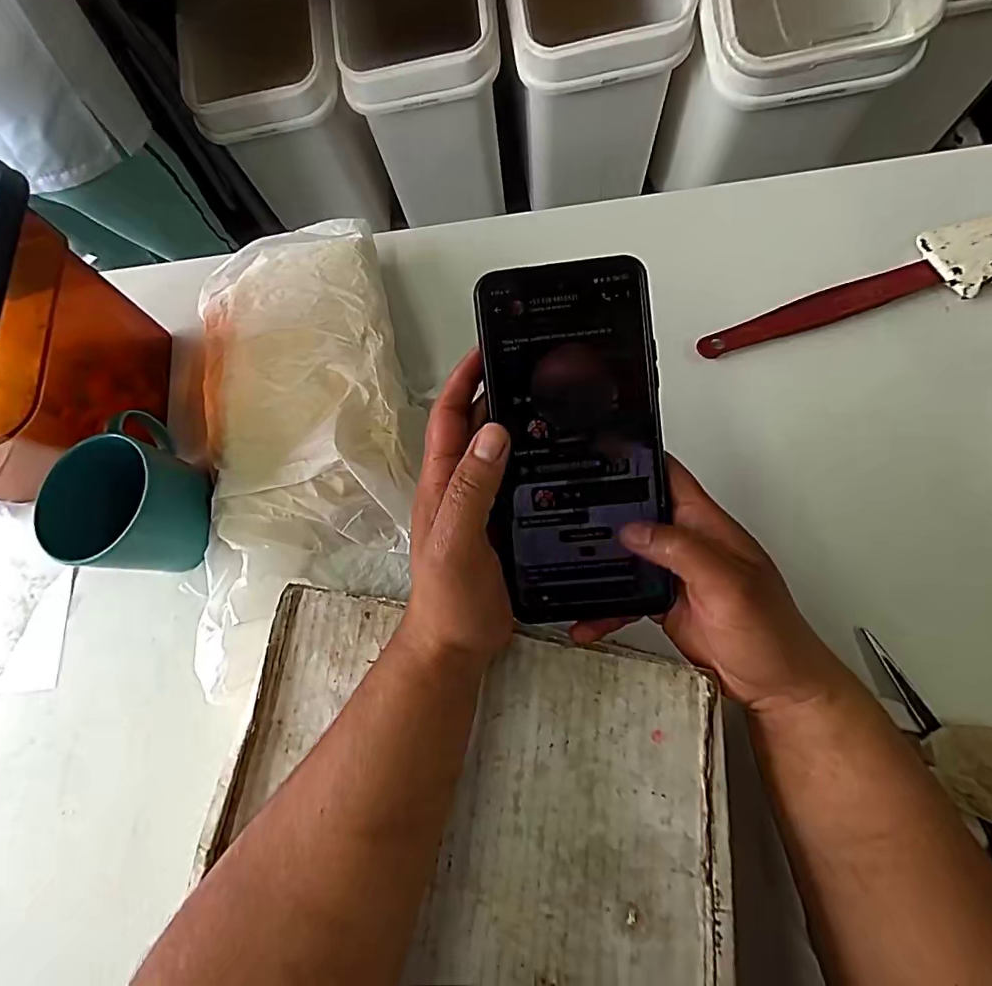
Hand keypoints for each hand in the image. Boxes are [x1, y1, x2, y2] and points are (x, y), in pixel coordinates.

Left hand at [401, 350, 513, 666]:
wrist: (456, 641)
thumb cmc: (446, 597)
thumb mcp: (456, 538)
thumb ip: (471, 488)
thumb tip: (491, 434)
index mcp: (440, 483)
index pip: (447, 418)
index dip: (462, 382)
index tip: (484, 351)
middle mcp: (457, 487)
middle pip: (473, 428)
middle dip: (492, 393)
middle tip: (524, 368)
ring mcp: (477, 505)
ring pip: (495, 452)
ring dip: (512, 424)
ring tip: (544, 400)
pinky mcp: (497, 524)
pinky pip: (513, 481)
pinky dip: (528, 461)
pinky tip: (552, 457)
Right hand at [570, 458, 851, 714]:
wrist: (777, 689)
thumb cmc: (774, 638)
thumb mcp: (729, 587)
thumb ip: (684, 552)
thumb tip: (636, 529)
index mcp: (708, 529)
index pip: (671, 477)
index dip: (640, 457)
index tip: (606, 448)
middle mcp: (689, 545)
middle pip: (638, 511)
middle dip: (603, 507)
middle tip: (568, 505)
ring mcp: (673, 573)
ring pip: (623, 553)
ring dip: (596, 560)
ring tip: (569, 564)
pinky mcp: (661, 600)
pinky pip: (622, 594)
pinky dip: (602, 604)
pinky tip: (588, 616)